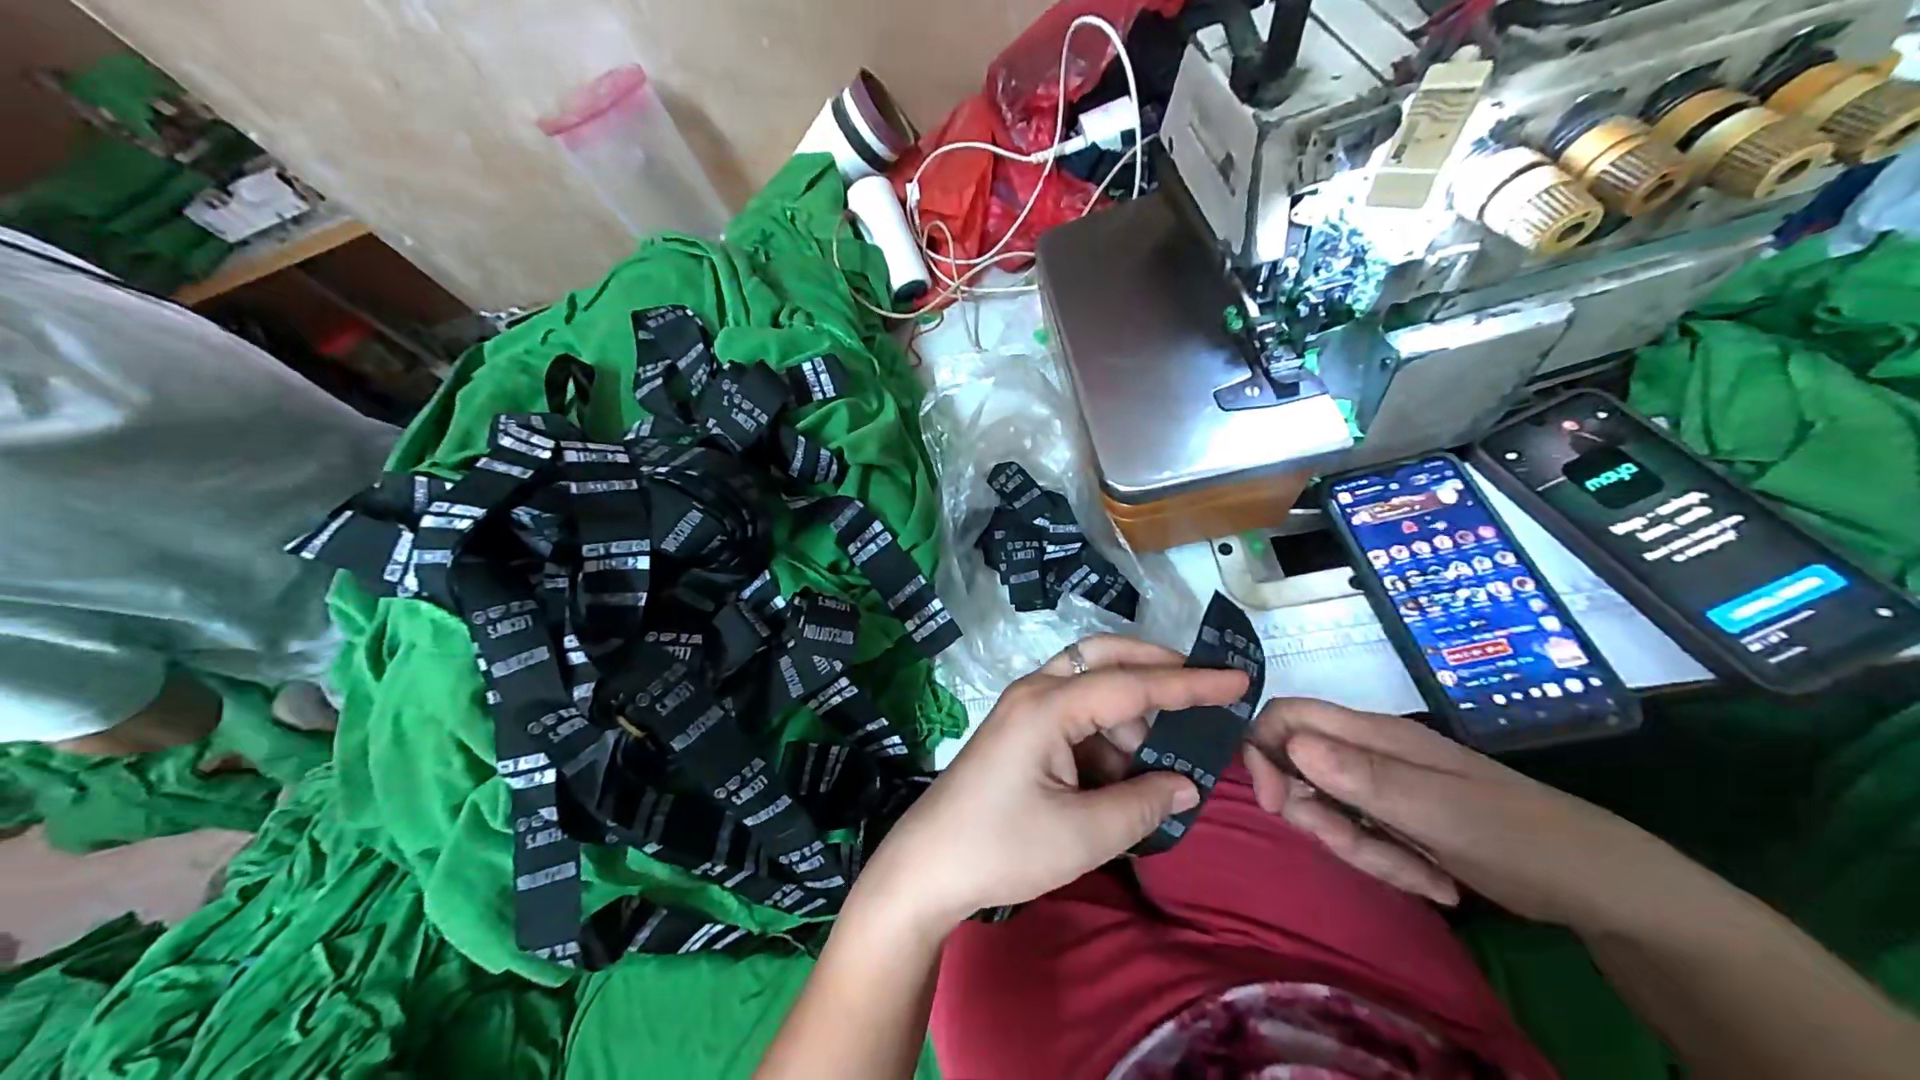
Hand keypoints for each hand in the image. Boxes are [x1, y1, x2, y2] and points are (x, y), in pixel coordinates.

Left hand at [854, 636, 1249, 933]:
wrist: (926, 867)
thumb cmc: (1001, 848)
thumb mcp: (1083, 835)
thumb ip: (1143, 804)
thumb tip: (1186, 783)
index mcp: (1048, 706)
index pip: (1132, 683)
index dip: (1190, 684)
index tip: (1239, 679)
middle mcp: (1035, 692)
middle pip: (1105, 659)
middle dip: (1156, 672)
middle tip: (1203, 697)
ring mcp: (1024, 710)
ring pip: (1092, 689)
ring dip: (1130, 718)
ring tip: (1153, 770)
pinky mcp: (1020, 732)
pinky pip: (1075, 716)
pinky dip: (1105, 737)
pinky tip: (1121, 778)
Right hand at [1244, 697, 1697, 932]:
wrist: (1601, 888)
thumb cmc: (1519, 836)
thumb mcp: (1440, 812)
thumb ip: (1364, 778)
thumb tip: (1292, 744)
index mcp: (1373, 734)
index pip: (1287, 717)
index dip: (1263, 751)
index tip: (1275, 802)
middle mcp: (1369, 752)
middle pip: (1300, 769)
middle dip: (1318, 816)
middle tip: (1355, 847)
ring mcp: (1384, 787)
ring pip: (1329, 810)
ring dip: (1360, 849)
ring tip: (1422, 875)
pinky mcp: (1398, 820)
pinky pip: (1362, 837)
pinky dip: (1386, 863)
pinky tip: (1436, 881)